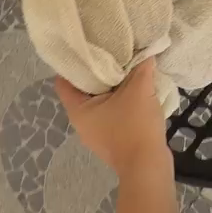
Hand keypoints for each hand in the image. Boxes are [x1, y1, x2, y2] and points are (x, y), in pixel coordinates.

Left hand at [55, 58, 171, 179]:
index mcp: (78, 110)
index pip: (63, 81)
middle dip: (99, 70)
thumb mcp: (139, 87)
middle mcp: (82, 122)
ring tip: (128, 66)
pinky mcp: (112, 139)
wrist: (147, 165)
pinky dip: (121, 99)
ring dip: (113, 85)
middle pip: (84, 89)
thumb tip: (146, 52)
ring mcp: (97, 133)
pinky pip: (111, 111)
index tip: (89, 46)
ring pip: (100, 100)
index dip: (73, 62)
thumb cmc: (134, 125)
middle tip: (113, 51)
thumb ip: (142, 65)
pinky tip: (137, 88)